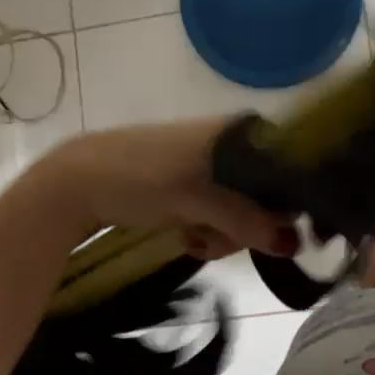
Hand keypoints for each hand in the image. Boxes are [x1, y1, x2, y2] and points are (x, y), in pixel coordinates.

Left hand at [30, 118, 300, 260]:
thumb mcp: (198, 200)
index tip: (272, 232)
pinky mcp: (194, 185)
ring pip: (244, 210)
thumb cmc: (142, 177)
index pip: (289, 166)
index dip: (288, 201)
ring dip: (225, 233)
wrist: (79, 181)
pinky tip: (187, 237)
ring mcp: (213, 165)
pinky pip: (220, 213)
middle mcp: (234, 144)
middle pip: (268, 194)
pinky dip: (209, 229)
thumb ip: (247, 220)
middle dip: (248, 225)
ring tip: (195, 239)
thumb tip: (295, 243)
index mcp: (240, 131)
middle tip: (219, 238)